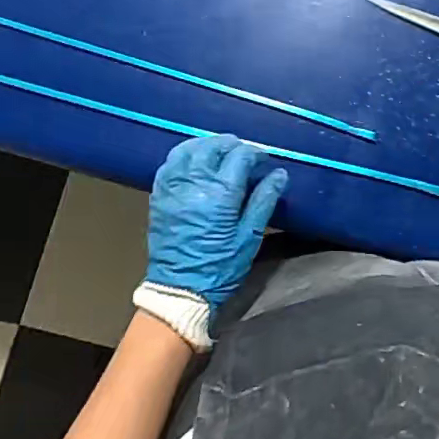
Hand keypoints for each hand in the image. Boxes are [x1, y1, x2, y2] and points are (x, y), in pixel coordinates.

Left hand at [137, 135, 286, 348]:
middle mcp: (195, 185)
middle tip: (245, 156)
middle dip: (233, 145)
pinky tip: (197, 162)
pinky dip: (186, 155)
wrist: (179, 292)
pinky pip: (170, 164)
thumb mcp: (250, 236)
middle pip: (214, 146)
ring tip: (221, 154)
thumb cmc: (220, 266)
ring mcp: (174, 189)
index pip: (241, 155)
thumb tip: (279, 174)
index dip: (256, 153)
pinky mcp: (160, 196)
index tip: (264, 162)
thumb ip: (264, 200)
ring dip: (208, 146)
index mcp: (220, 195)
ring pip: (190, 149)